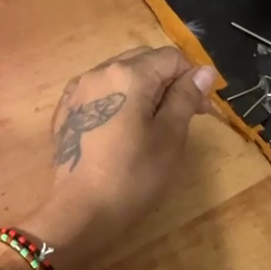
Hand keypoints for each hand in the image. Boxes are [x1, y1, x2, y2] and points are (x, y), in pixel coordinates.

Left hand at [20, 47, 215, 269]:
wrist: (82, 211)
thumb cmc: (134, 174)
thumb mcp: (170, 136)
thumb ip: (186, 97)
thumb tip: (204, 71)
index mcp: (128, 74)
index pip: (171, 58)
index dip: (193, 79)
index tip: (202, 110)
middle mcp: (99, 72)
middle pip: (143, 61)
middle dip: (168, 80)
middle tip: (183, 115)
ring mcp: (77, 91)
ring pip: (119, 75)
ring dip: (142, 89)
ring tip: (152, 123)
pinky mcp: (66, 111)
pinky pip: (99, 93)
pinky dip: (117, 100)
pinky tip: (122, 128)